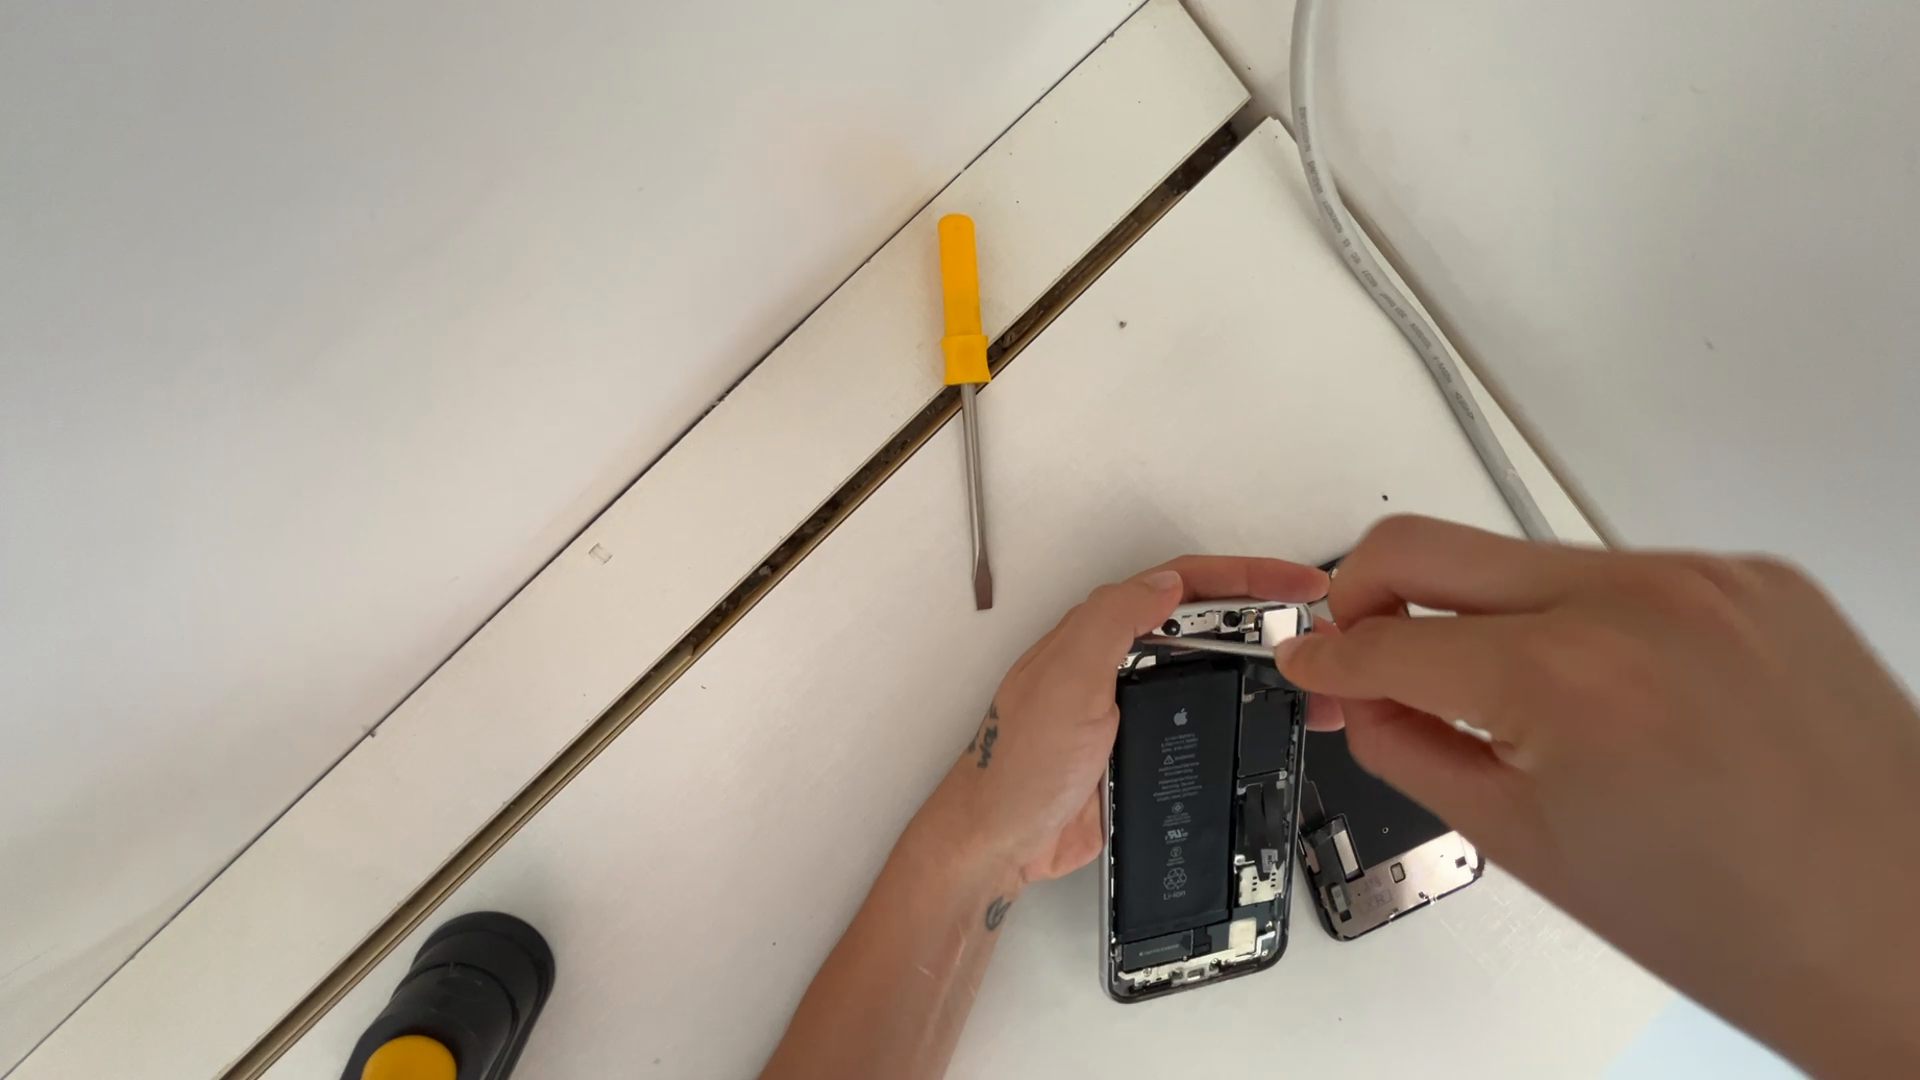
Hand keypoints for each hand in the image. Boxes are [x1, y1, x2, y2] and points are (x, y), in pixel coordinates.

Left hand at [925, 556, 1331, 888]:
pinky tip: (1270, 720)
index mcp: (1100, 632)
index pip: (1181, 586)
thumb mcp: (1066, 678)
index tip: (1297, 584)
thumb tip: (1165, 583)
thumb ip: (1110, 621)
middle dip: (1266, 617)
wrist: (1005, 837)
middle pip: (1204, 622)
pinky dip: (1242, 709)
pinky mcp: (1143, 742)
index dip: (1244, 576)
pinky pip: (1203, 713)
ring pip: (1210, 667)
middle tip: (1322, 631)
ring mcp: (1134, 702)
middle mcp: (1119, 659)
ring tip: (1315, 680)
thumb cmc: (1022, 760)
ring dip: (1262, 666)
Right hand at [1274, 515, 1919, 1077]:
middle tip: (1357, 647)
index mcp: (1564, 680)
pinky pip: (1588, 571)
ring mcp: (1697, 576)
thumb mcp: (1510, 837)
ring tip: (1476, 680)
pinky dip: (1547, 615)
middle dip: (1357, 595)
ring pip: (1500, 555)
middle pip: (1415, 544)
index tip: (1305, 664)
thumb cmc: (1736, 923)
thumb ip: (1398, 744)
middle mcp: (1632, 599)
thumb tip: (1352, 693)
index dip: (1322, 658)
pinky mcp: (1739, 574)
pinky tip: (1572, 680)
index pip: (1381, 642)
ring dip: (1457, 610)